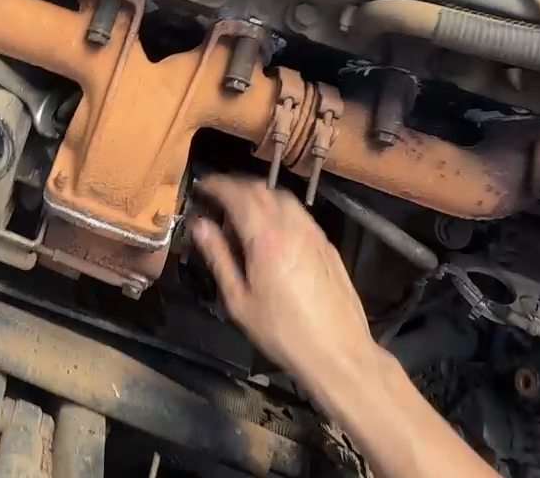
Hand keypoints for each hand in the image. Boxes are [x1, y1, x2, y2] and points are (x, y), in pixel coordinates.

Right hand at [190, 176, 377, 390]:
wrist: (339, 354)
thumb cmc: (283, 332)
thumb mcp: (239, 301)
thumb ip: (218, 257)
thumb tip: (200, 226)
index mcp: (265, 237)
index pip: (236, 194)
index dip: (215, 185)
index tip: (201, 187)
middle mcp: (290, 225)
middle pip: (260, 189)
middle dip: (235, 186)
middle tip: (217, 196)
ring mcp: (312, 232)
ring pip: (281, 196)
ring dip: (258, 194)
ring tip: (242, 208)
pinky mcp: (326, 243)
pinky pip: (298, 211)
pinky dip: (278, 207)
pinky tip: (272, 227)